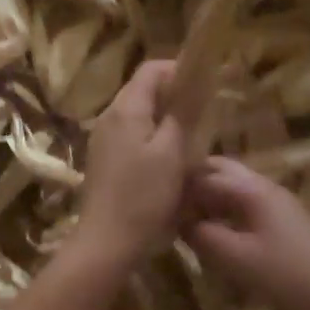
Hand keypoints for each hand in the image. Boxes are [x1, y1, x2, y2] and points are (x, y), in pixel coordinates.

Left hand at [77, 61, 189, 263]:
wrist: (107, 240)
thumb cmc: (144, 195)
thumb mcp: (172, 152)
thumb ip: (182, 114)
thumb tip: (194, 82)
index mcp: (125, 108)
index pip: (150, 69)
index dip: (179, 70)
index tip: (207, 85)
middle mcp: (109, 116)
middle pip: (142, 89)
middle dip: (173, 94)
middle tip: (204, 113)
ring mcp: (103, 138)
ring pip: (137, 113)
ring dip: (164, 117)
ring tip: (191, 135)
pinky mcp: (104, 158)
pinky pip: (131, 133)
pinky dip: (152, 135)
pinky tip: (170, 156)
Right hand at [184, 157, 309, 309]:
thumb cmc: (284, 277)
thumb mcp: (232, 257)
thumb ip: (198, 233)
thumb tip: (177, 220)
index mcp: (252, 188)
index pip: (203, 174)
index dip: (178, 188)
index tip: (155, 206)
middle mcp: (265, 187)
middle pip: (221, 172)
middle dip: (194, 186)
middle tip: (169, 210)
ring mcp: (277, 206)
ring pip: (233, 190)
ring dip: (209, 201)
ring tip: (186, 225)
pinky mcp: (283, 226)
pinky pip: (245, 208)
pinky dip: (224, 215)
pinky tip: (214, 238)